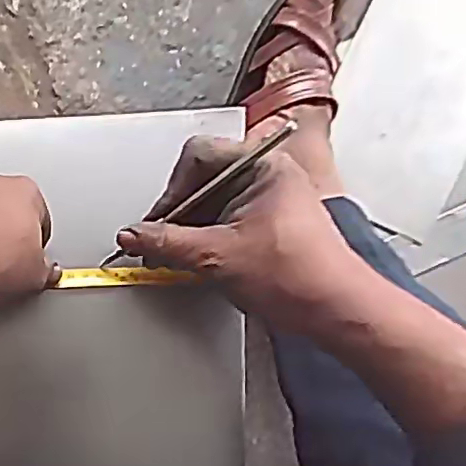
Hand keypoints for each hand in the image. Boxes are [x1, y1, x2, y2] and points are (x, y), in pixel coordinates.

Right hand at [114, 135, 375, 334]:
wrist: (333, 308)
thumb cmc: (298, 275)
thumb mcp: (216, 256)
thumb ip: (166, 243)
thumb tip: (133, 235)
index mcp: (262, 166)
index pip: (197, 158)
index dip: (170, 192)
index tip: (156, 223)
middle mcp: (265, 176)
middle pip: (200, 181)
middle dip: (174, 215)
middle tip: (156, 244)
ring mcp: (266, 200)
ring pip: (208, 204)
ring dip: (185, 232)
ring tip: (173, 257)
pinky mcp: (264, 224)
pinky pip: (221, 222)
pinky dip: (200, 241)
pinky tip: (191, 261)